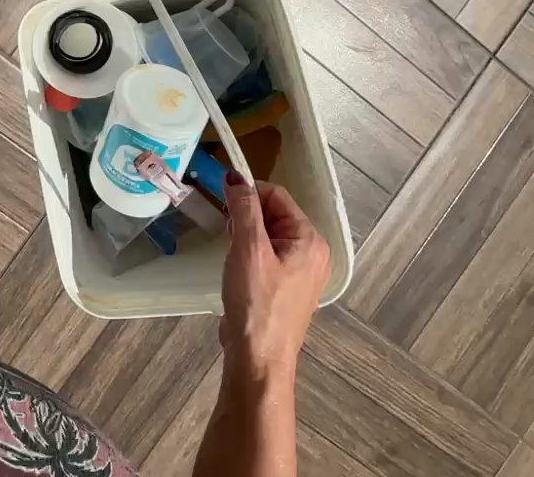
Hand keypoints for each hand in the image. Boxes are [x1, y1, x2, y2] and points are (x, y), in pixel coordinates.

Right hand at [220, 174, 328, 388]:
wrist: (258, 356)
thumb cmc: (256, 301)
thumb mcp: (248, 248)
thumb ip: (243, 208)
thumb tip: (235, 176)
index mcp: (309, 240)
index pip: (277, 196)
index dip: (248, 194)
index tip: (223, 204)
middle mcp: (311, 253)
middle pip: (273, 213)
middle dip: (245, 216)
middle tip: (228, 234)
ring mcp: (300, 272)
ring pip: (266, 233)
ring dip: (244, 234)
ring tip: (232, 254)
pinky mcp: (285, 286)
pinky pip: (266, 253)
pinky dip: (248, 252)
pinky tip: (237, 268)